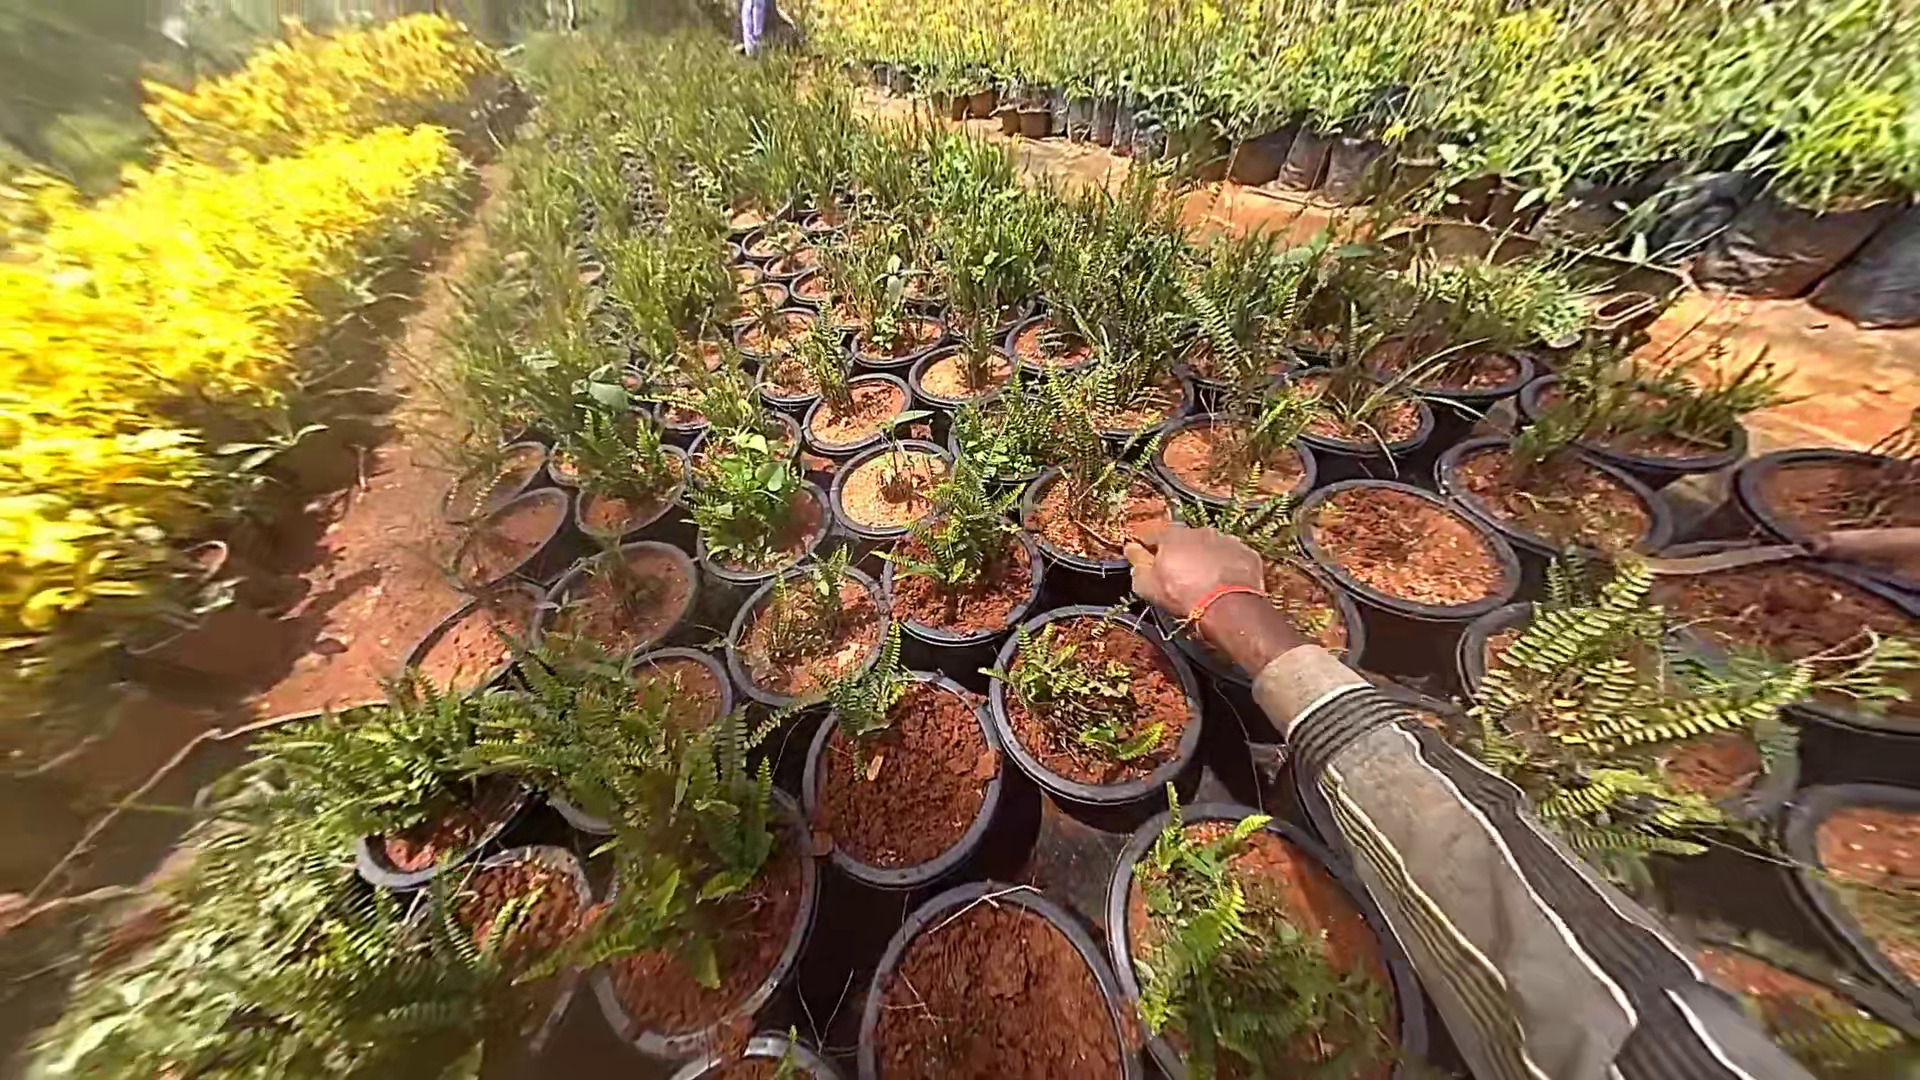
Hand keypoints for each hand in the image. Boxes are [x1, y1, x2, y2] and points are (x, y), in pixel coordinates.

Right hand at [1124, 523, 1263, 616]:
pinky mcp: (1247, 554)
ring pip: (1210, 547)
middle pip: (1184, 540)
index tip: (1149, 564)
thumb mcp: (1147, 584)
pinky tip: (1223, 583)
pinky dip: (1227, 566)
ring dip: (1205, 558)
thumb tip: (1131, 547)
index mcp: (1172, 535)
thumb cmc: (1181, 594)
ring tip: (1204, 581)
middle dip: (1180, 553)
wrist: (1227, 607)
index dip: (1149, 550)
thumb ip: (1136, 563)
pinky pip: (1232, 557)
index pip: (1154, 537)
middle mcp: (1200, 530)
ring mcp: (1226, 540)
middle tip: (1179, 576)